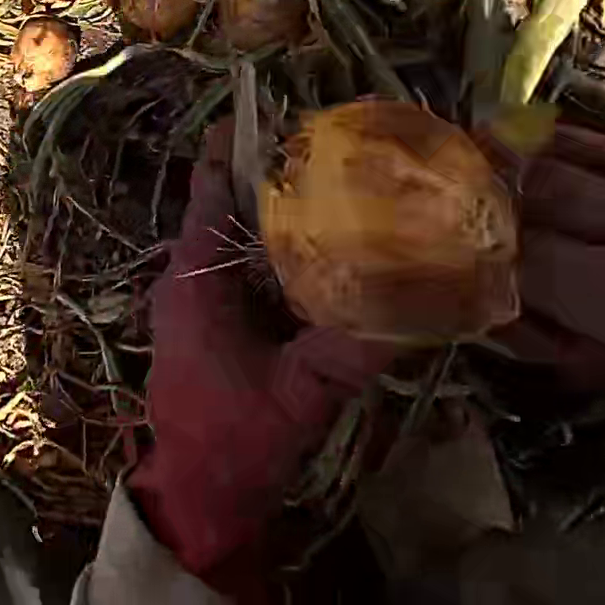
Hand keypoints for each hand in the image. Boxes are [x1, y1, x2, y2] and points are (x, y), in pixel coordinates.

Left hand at [129, 125, 398, 577]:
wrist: (194, 494)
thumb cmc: (232, 440)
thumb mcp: (297, 394)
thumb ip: (351, 351)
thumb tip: (415, 307)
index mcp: (195, 274)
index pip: (209, 185)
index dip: (235, 142)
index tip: (277, 109)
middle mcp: (189, 271)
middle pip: (227, 200)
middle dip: (270, 170)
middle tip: (325, 143)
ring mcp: (196, 292)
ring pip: (236, 231)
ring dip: (273, 207)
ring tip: (328, 180)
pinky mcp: (209, 314)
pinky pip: (241, 263)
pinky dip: (272, 246)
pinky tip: (316, 246)